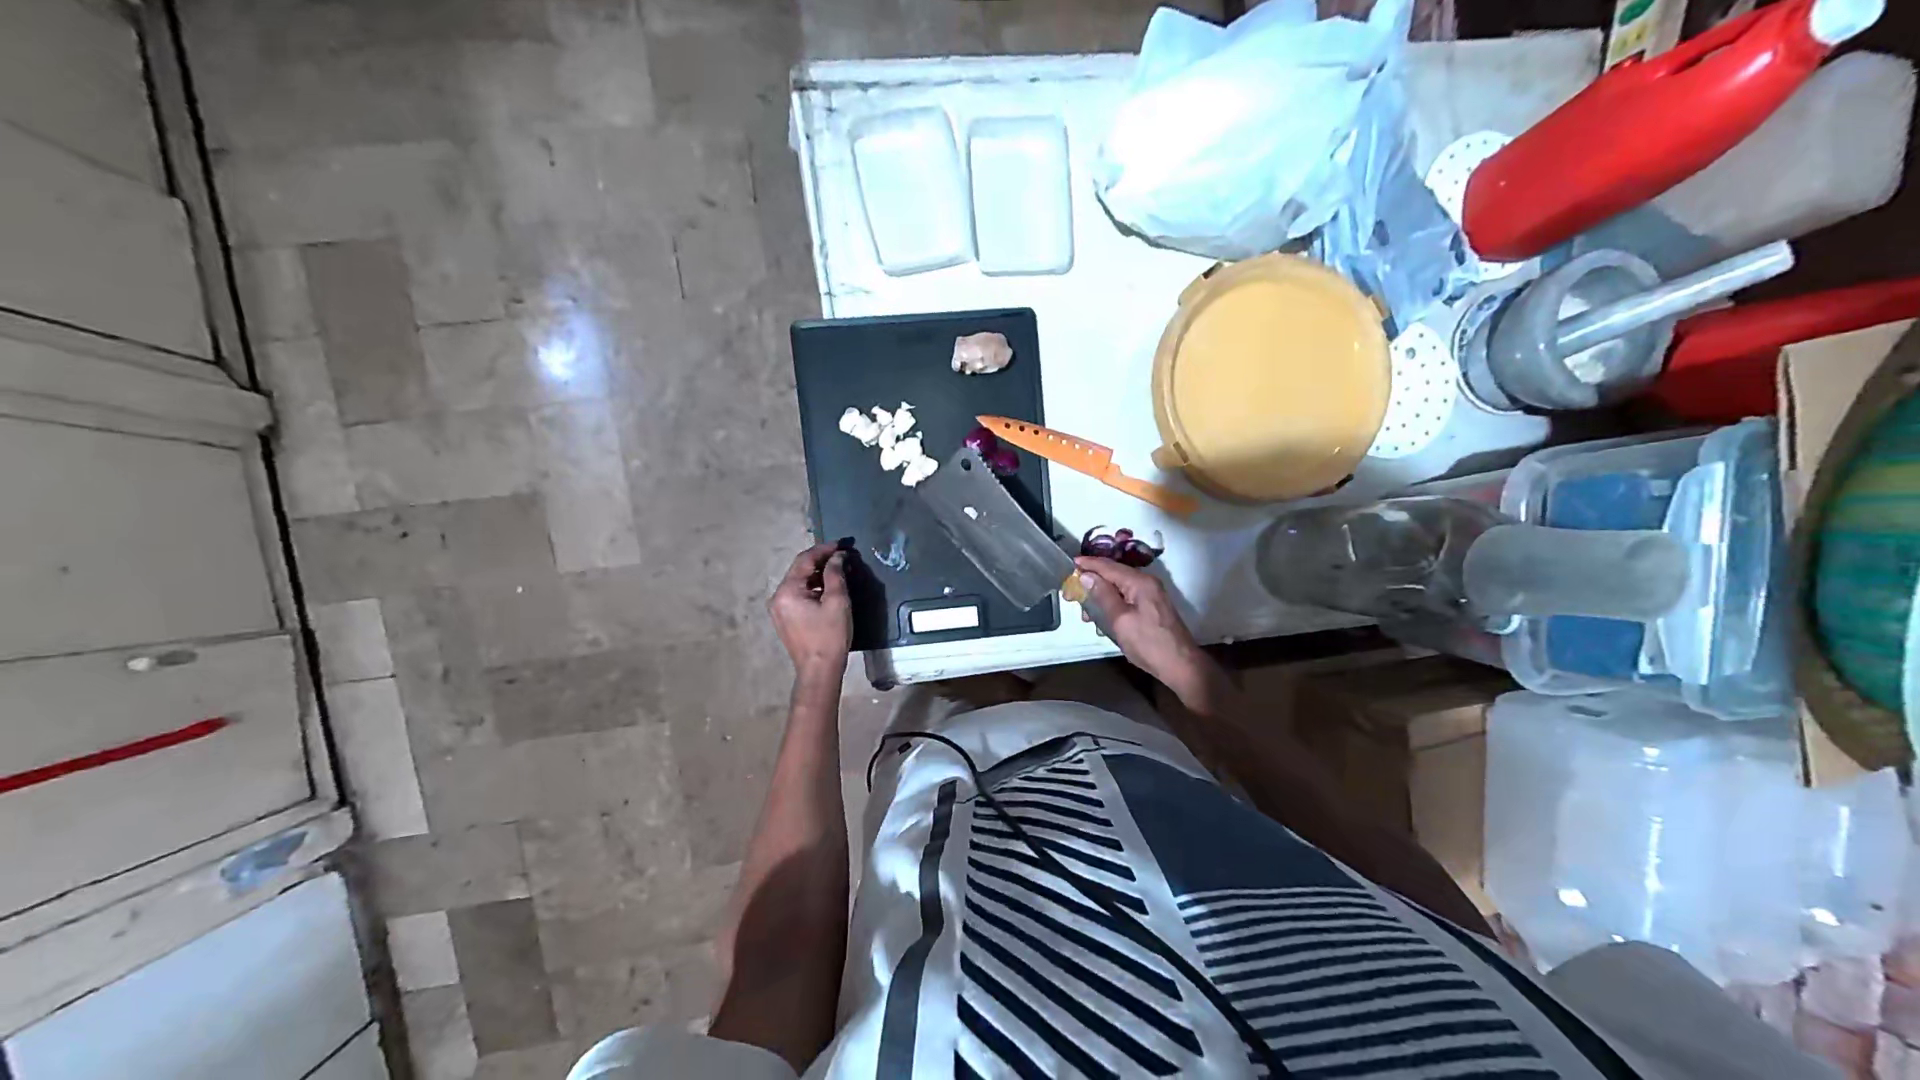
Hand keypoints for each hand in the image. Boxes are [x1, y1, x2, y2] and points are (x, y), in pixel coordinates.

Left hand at [769, 544, 851, 680]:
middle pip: (800, 570)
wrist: (818, 670)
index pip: (805, 560)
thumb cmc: (829, 636)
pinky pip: (798, 595)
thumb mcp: (837, 601)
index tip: (842, 544)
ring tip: (838, 570)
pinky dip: (813, 588)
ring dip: (818, 575)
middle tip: (842, 555)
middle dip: (821, 561)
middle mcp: (778, 597)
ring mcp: (779, 609)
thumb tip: (837, 557)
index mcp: (787, 591)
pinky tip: (828, 588)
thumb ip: (835, 574)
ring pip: (799, 582)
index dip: (824, 549)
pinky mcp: (785, 619)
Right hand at [1073, 557, 1219, 706]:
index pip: (1109, 566)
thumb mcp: (1120, 620)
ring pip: (1120, 588)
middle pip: (1114, 575)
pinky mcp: (1152, 608)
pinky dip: (1112, 604)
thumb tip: (1087, 575)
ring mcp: (1151, 595)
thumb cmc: (1149, 643)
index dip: (1088, 564)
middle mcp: (1147, 583)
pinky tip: (1103, 619)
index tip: (1070, 563)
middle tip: (1072, 594)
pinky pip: (1127, 598)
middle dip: (1092, 582)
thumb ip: (1103, 595)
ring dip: (1101, 597)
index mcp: (1140, 582)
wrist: (1181, 665)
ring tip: (1086, 614)